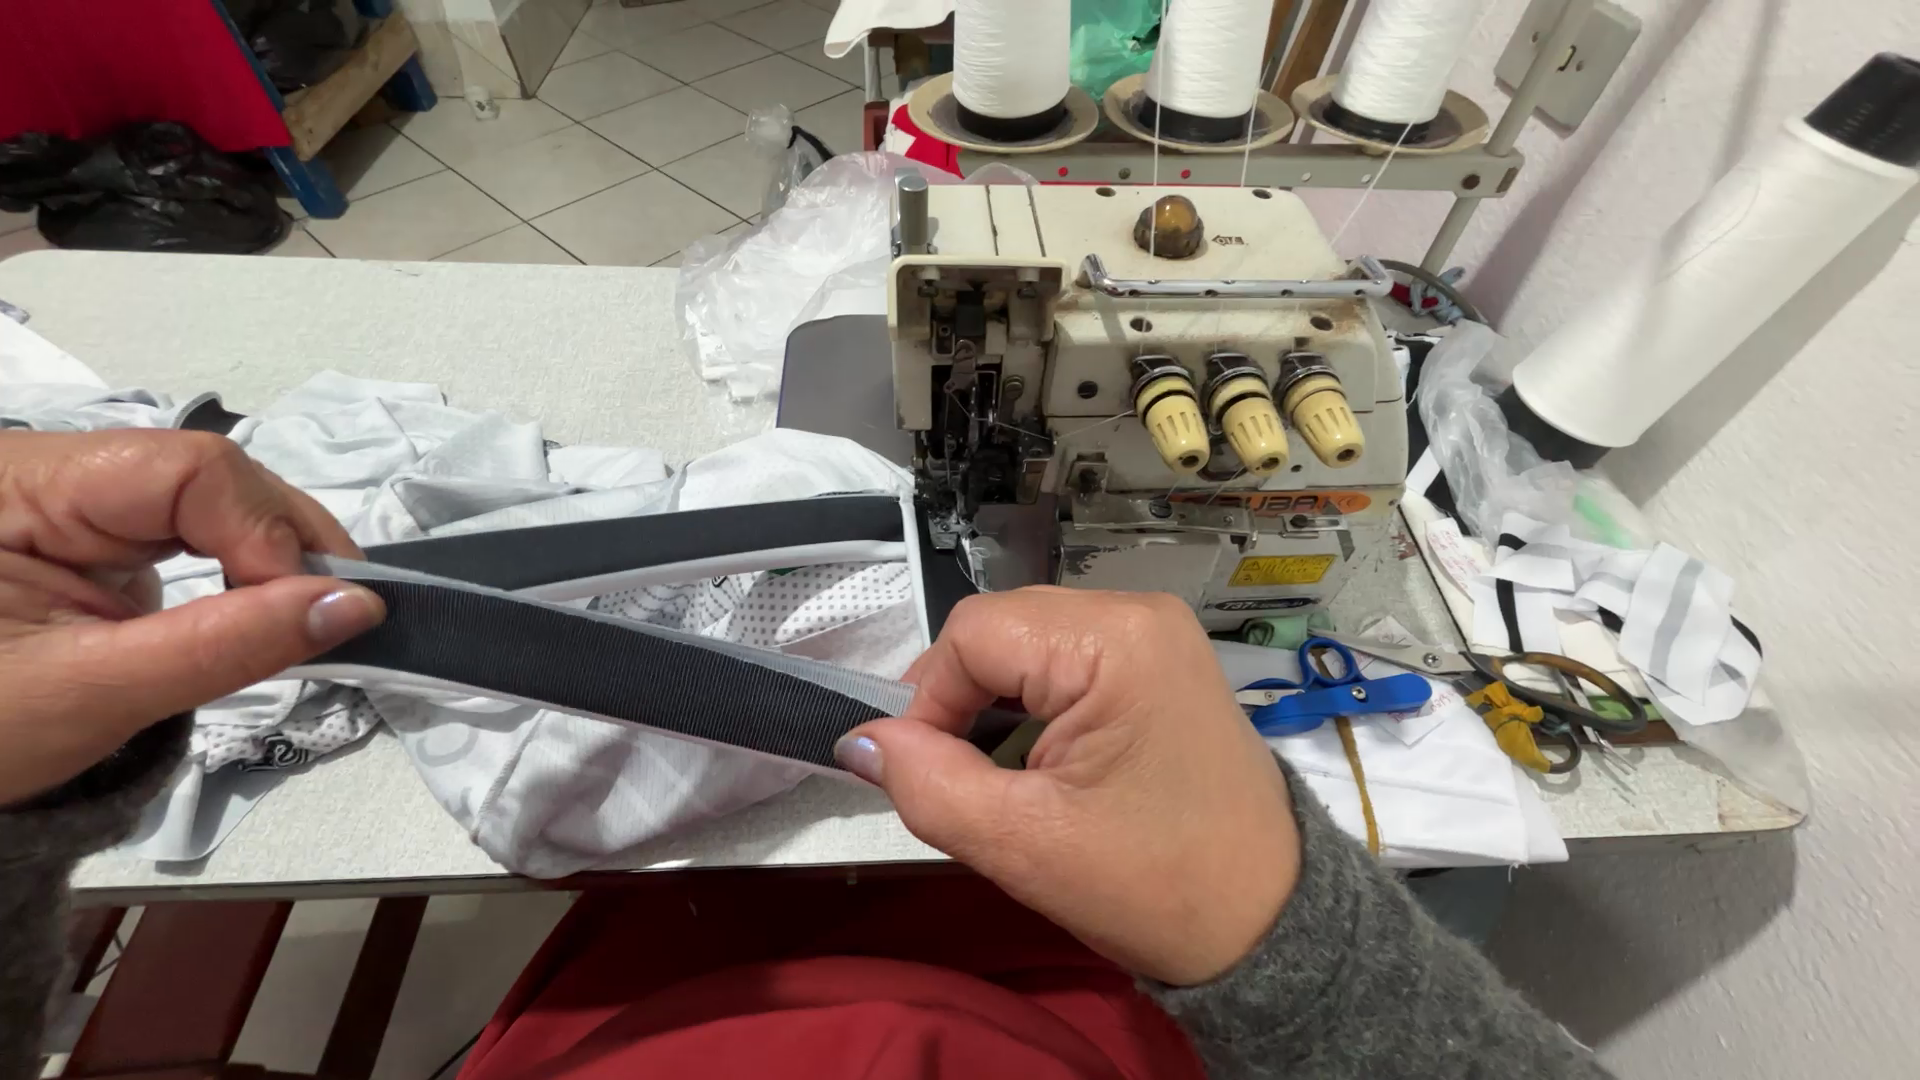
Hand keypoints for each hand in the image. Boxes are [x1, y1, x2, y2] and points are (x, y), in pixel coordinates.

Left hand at [0, 430, 385, 805]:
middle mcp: (45, 475)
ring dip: (279, 557)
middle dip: (289, 544)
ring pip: (222, 501)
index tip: (307, 607)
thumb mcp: (88, 696)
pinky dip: (249, 569)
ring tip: (305, 613)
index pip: (192, 469)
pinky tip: (261, 604)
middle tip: (334, 612)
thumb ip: (227, 644)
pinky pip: (202, 530)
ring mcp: (71, 502)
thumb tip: (360, 605)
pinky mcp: (95, 535)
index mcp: (13, 488)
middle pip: (217, 477)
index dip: (269, 530)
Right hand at [836, 588, 1299, 985]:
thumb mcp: (1024, 845)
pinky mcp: (1156, 655)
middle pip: (1000, 628)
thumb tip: (858, 739)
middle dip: (960, 697)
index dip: (930, 698)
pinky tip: (1038, 752)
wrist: (1271, 922)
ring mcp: (1152, 629)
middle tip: (957, 773)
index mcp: (1115, 639)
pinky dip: (1031, 698)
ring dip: (993, 699)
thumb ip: (927, 784)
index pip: (975, 634)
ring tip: (998, 769)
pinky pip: (1063, 654)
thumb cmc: (1156, 886)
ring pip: (1026, 639)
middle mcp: (1136, 611)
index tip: (922, 769)